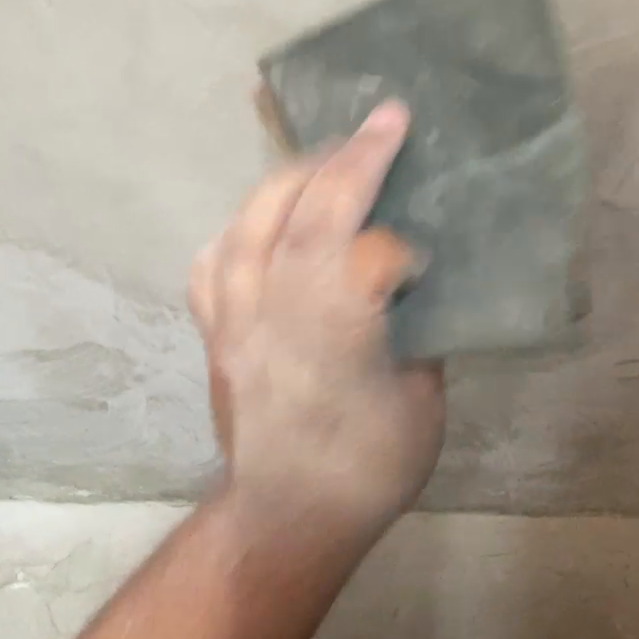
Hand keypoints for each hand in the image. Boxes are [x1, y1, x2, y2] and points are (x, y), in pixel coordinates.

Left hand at [188, 100, 444, 528]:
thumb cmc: (368, 469)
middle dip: (352, 158)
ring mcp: (235, 316)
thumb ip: (415, 332)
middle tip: (385, 119)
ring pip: (254, 220)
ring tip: (331, 157)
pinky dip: (244, 226)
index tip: (424, 265)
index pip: (369, 255)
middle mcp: (277, 312)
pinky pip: (219, 256)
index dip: (402, 248)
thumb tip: (411, 288)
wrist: (285, 519)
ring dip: (296, 176)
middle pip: (309, 213)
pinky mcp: (213, 329)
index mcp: (338, 335)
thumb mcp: (422, 403)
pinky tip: (266, 223)